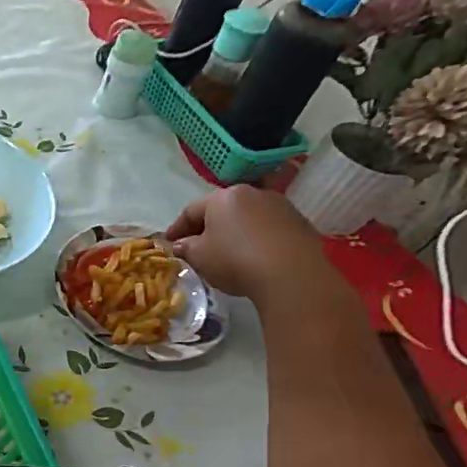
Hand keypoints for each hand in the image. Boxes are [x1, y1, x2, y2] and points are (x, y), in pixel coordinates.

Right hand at [164, 185, 336, 305]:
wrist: (291, 273)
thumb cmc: (234, 259)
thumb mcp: (199, 256)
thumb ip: (185, 247)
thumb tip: (180, 245)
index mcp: (223, 197)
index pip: (191, 210)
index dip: (176, 228)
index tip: (168, 244)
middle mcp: (252, 193)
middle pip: (221, 210)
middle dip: (206, 228)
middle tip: (195, 248)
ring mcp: (279, 205)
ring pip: (246, 217)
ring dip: (232, 232)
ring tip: (225, 253)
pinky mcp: (298, 222)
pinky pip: (266, 228)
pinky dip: (254, 239)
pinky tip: (251, 257)